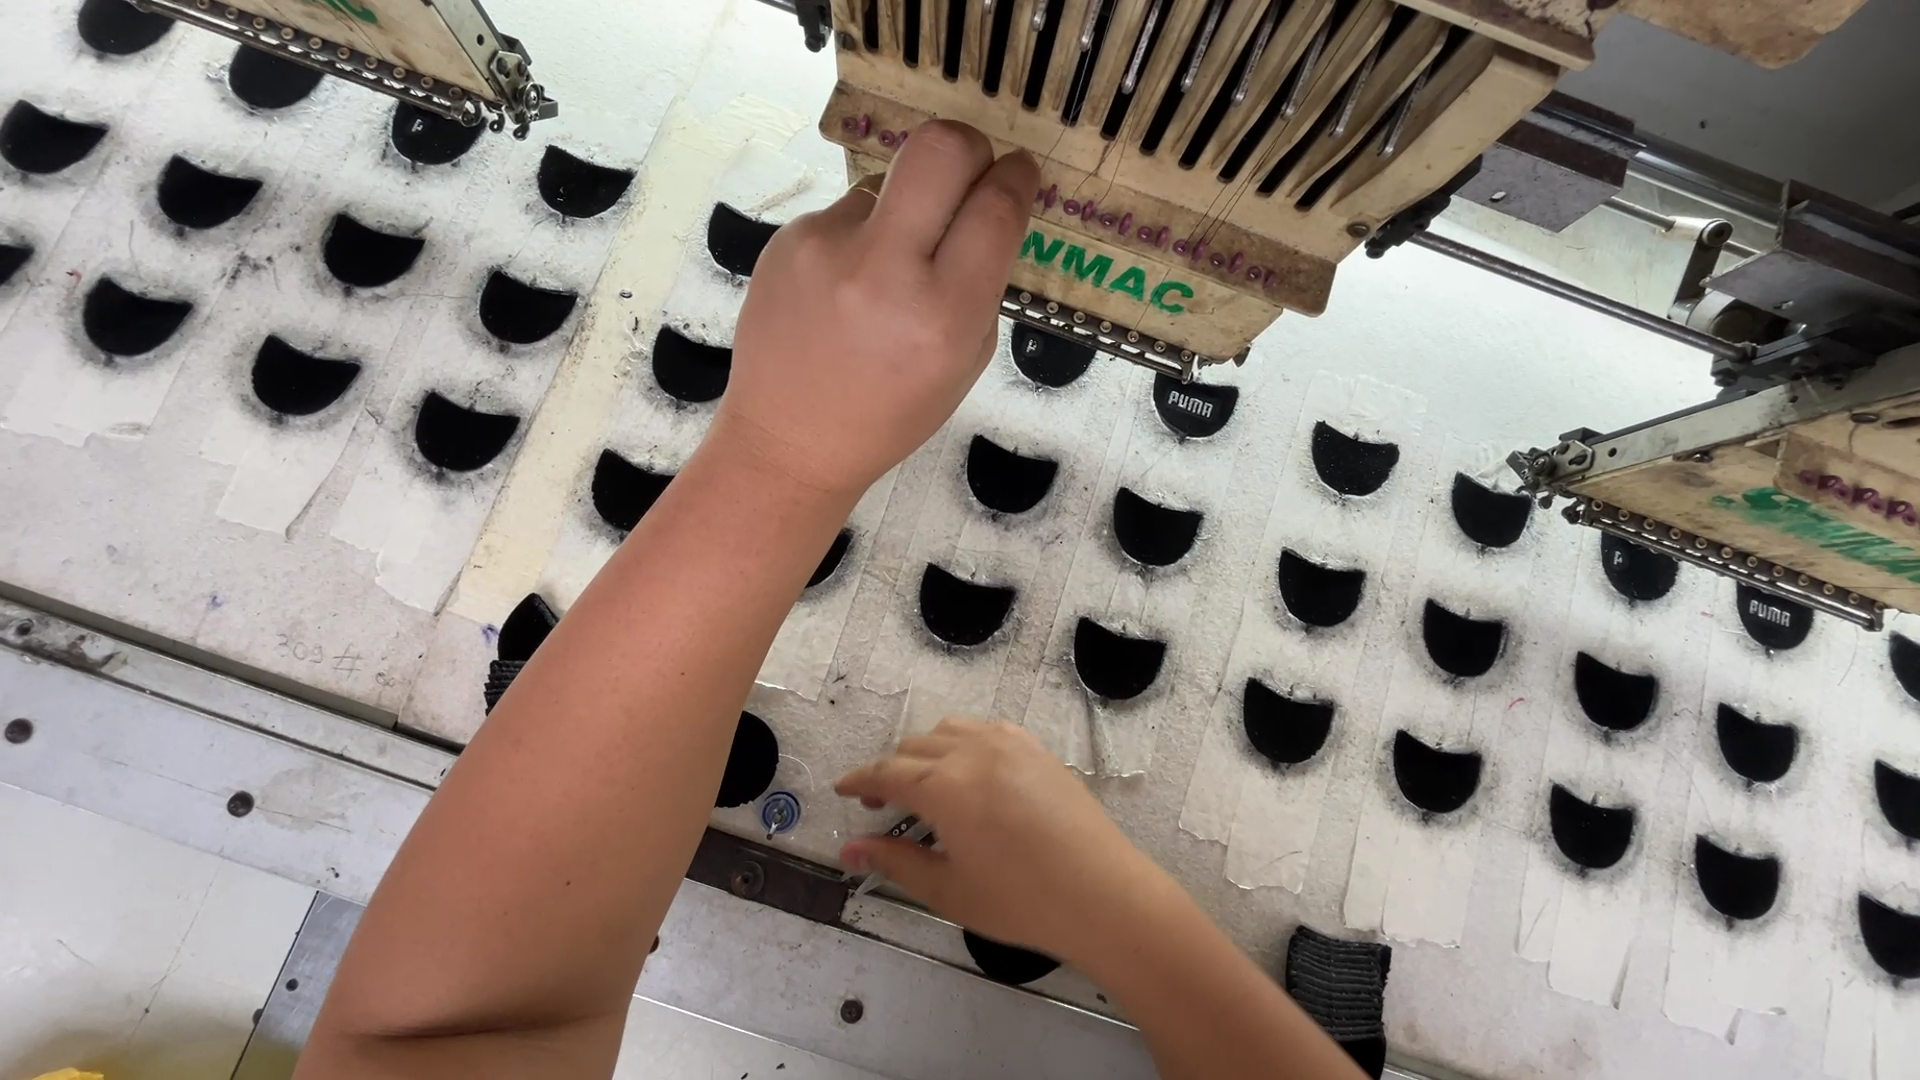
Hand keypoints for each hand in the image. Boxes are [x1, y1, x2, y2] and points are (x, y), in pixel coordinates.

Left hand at [710, 121, 1038, 497]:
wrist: (789, 440)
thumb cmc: (890, 417)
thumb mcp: (962, 366)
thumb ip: (981, 287)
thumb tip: (985, 212)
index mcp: (943, 317)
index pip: (996, 208)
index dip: (1017, 178)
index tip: (1019, 173)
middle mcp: (884, 271)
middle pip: (941, 147)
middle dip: (969, 149)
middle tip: (969, 175)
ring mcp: (826, 248)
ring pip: (889, 181)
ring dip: (905, 210)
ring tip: (884, 273)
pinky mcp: (787, 239)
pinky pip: (846, 212)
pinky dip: (860, 238)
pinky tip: (844, 288)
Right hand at [834, 720, 1165, 961]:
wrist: (1102, 894)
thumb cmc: (1020, 900)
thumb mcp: (948, 889)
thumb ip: (895, 861)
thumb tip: (849, 849)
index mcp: (945, 786)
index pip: (887, 772)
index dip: (859, 779)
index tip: (842, 788)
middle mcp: (973, 751)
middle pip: (915, 747)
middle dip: (891, 771)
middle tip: (882, 804)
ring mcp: (1010, 744)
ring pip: (950, 731)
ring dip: (927, 752)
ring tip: (926, 786)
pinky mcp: (1037, 749)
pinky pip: (987, 730)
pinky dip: (965, 744)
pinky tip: (972, 773)